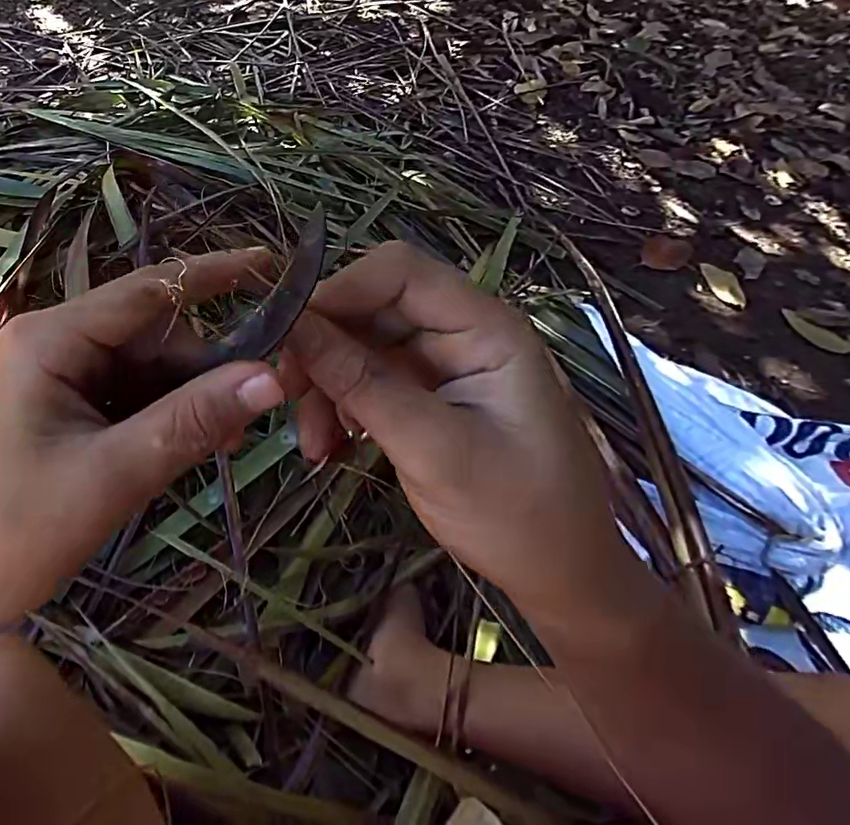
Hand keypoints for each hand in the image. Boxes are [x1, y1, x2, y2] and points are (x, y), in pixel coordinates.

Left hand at [0, 249, 288, 638]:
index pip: (149, 290)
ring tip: (210, 450)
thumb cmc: (12, 538)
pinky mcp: (56, 405)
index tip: (271, 264)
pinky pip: (124, 394)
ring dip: (182, 401)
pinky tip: (169, 452)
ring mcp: (51, 375)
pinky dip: (157, 417)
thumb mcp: (114, 476)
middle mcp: (49, 342)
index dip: (215, 275)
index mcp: (50, 339)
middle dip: (200, 374)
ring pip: (143, 368)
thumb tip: (273, 378)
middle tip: (239, 430)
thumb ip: (193, 421)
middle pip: (152, 336)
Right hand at [278, 242, 627, 615]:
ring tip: (313, 445)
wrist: (563, 576)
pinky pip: (368, 381)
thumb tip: (293, 328)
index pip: (401, 272)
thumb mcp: (433, 449)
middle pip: (373, 308)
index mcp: (485, 327)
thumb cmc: (517, 514)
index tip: (288, 333)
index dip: (340, 289)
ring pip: (361, 347)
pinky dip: (341, 408)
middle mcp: (461, 333)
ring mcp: (443, 364)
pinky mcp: (427, 394)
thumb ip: (362, 384)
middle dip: (323, 349)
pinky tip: (332, 447)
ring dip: (326, 387)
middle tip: (286, 395)